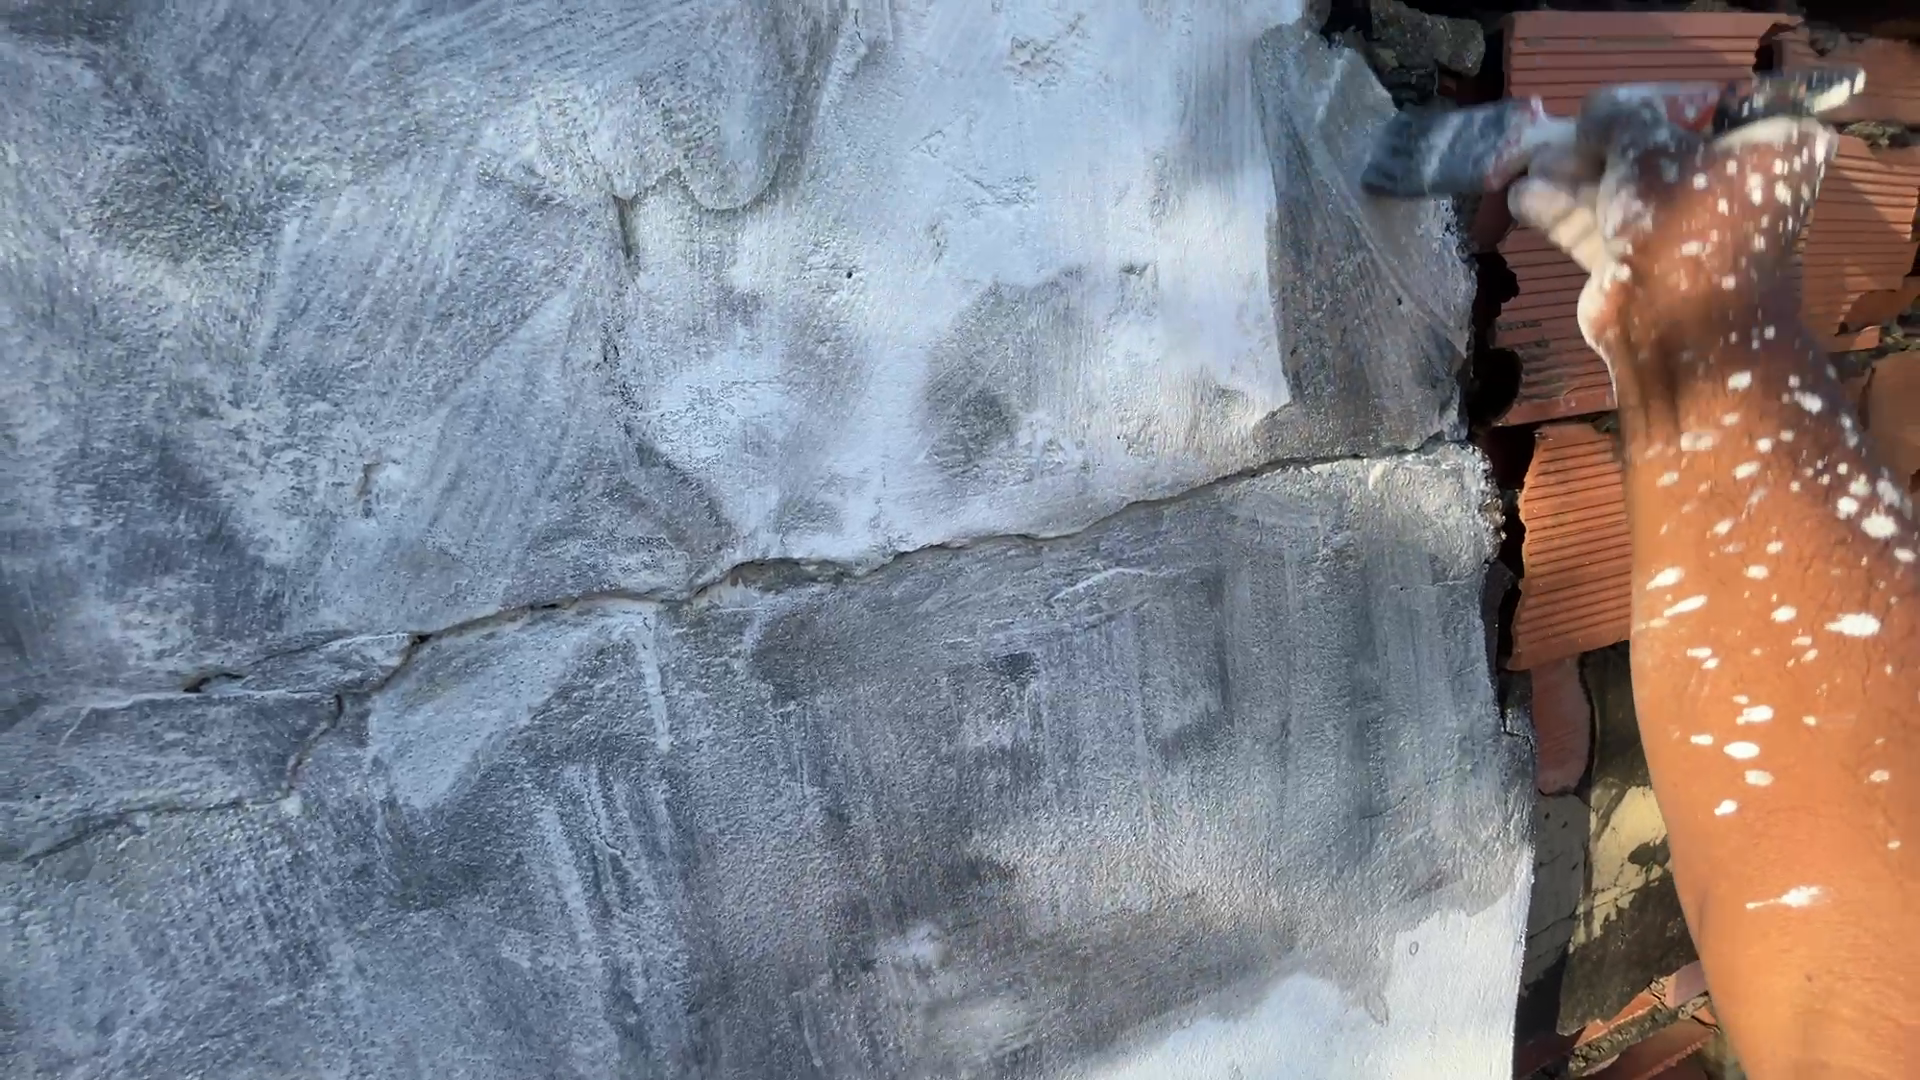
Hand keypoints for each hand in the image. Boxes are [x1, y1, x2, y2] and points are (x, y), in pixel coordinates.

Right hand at [1503, 99, 1836, 366]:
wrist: (1674, 322)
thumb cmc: (1684, 226)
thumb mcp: (1653, 156)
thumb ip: (1622, 124)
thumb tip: (1594, 108)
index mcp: (1763, 148)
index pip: (1704, 113)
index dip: (1648, 111)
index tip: (1600, 113)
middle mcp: (1723, 184)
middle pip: (1647, 154)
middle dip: (1592, 150)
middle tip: (1546, 142)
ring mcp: (1674, 227)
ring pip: (1612, 192)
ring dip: (1565, 180)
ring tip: (1522, 169)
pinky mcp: (1631, 260)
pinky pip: (1594, 225)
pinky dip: (1559, 211)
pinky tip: (1521, 199)